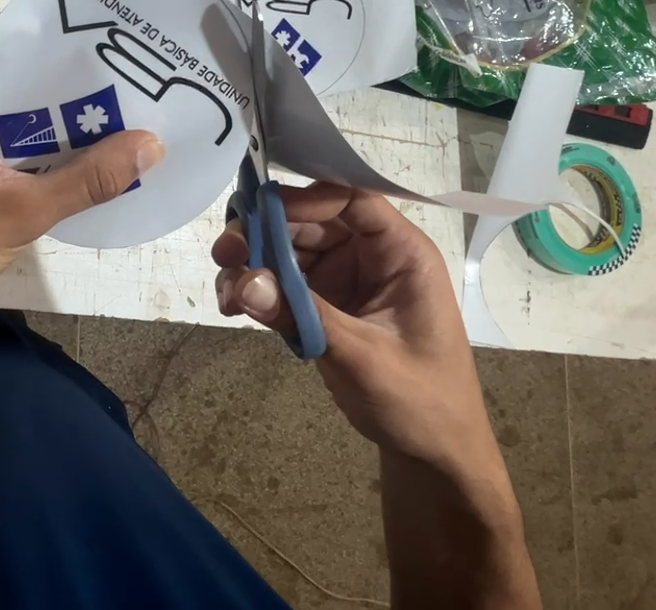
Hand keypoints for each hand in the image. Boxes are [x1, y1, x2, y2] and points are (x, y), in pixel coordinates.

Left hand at [0, 66, 164, 332]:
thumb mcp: (21, 211)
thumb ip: (87, 179)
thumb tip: (153, 144)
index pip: (29, 71)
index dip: (83, 80)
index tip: (136, 85)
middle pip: (26, 98)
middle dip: (77, 112)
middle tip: (143, 114)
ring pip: (19, 125)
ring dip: (60, 140)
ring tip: (126, 138)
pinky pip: (5, 146)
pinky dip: (36, 160)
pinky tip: (81, 170)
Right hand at [213, 183, 498, 472]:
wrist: (431, 454)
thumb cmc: (420, 402)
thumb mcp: (364, 357)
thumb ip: (304, 315)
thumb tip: (244, 282)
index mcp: (401, 253)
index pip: (351, 201)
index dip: (304, 200)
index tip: (259, 214)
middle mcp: (368, 254)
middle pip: (305, 220)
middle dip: (261, 232)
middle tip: (224, 254)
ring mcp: (341, 277)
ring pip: (284, 247)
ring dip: (249, 262)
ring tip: (226, 292)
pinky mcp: (319, 300)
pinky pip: (278, 280)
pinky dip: (253, 288)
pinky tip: (233, 306)